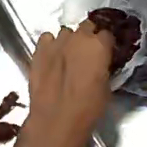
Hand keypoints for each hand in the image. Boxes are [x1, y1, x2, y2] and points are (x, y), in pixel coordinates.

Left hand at [21, 24, 114, 146]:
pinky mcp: (40, 49)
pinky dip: (51, 45)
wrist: (56, 119)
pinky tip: (52, 57)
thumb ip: (104, 66)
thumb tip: (100, 63)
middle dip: (88, 37)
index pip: (107, 34)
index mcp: (99, 46)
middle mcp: (78, 37)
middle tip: (87, 53)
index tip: (105, 52)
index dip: (106, 44)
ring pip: (66, 32)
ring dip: (69, 41)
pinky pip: (47, 38)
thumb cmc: (87, 108)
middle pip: (86, 26)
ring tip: (68, 56)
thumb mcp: (106, 86)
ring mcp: (57, 41)